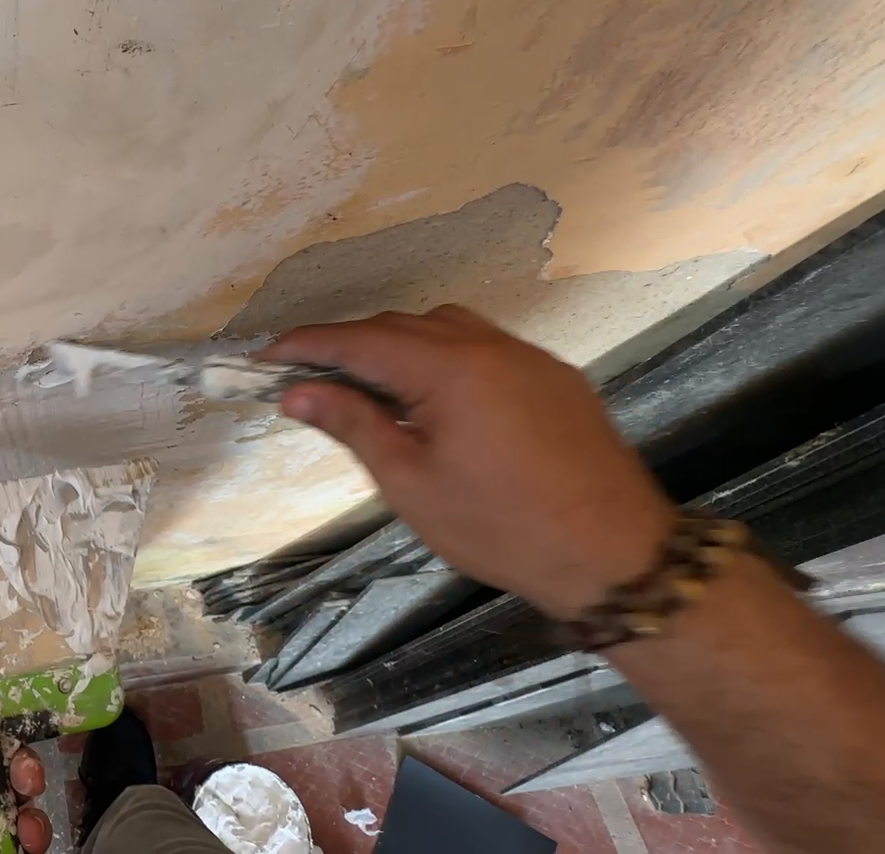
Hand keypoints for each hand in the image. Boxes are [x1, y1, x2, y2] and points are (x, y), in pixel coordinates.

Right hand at [260, 306, 678, 617]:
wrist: (621, 558)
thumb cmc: (500, 526)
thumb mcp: (410, 481)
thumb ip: (353, 424)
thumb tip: (296, 393)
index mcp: (450, 369)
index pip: (358, 341)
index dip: (305, 345)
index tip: (264, 356)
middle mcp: (488, 346)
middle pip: (397, 325)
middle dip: (345, 344)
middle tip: (306, 377)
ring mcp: (526, 357)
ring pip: (440, 325)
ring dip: (392, 343)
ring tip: (366, 382)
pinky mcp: (551, 375)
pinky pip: (478, 342)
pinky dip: (436, 352)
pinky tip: (429, 392)